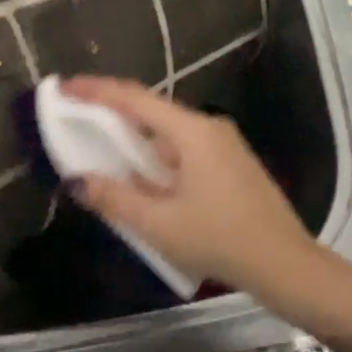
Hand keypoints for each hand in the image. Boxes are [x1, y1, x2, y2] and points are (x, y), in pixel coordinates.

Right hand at [61, 76, 314, 290]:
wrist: (286, 265)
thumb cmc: (221, 240)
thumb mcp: (160, 225)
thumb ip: (115, 199)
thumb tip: (78, 181)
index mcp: (193, 132)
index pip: (135, 99)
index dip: (96, 90)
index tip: (65, 86)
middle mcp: (209, 128)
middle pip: (151, 110)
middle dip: (112, 112)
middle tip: (76, 114)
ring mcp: (224, 146)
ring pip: (167, 132)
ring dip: (134, 138)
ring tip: (100, 147)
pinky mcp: (230, 165)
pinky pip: (182, 149)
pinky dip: (154, 156)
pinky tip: (139, 176)